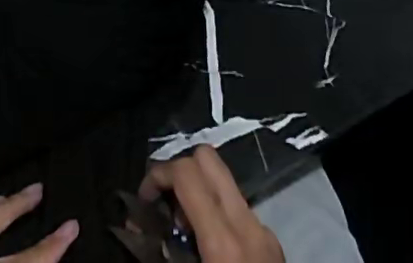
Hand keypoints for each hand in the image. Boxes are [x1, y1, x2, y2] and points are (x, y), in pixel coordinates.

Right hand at [138, 145, 283, 262]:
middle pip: (210, 160)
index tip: (142, 197)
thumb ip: (162, 253)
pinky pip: (239, 211)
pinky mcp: (273, 241)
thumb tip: (139, 228)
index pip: (188, 173)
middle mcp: (247, 223)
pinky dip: (217, 215)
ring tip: (179, 228)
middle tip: (160, 203)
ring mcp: (264, 229)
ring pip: (226, 184)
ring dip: (198, 194)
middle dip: (180, 169)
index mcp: (223, 239)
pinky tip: (204, 245)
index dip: (158, 174)